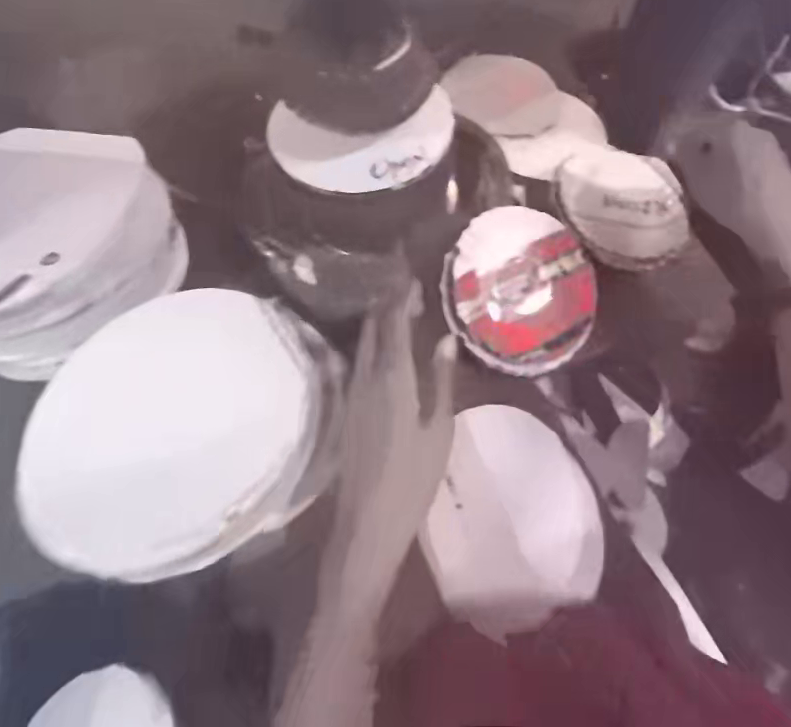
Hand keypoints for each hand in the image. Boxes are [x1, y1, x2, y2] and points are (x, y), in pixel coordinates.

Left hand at [327, 282, 457, 605]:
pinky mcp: (347, 404)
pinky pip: (358, 357)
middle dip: (388, 299)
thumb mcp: (439, 428)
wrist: (367, 520)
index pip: (393, 320)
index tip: (410, 270)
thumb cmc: (414, 477)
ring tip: (401, 306)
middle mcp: (366, 374)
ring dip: (378, 318)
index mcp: (393, 376)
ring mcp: (352, 389)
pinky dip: (372, 340)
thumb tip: (444, 339)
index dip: (400, 292)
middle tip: (409, 284)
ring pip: (362, 340)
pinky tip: (385, 343)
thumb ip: (440, 379)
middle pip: (372, 324)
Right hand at [673, 116, 790, 285]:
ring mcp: (772, 148)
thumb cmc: (727, 199)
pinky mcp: (783, 167)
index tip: (672, 165)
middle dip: (703, 152)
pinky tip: (735, 192)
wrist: (775, 230)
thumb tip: (674, 144)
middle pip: (717, 137)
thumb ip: (680, 154)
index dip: (678, 147)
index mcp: (728, 127)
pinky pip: (752, 163)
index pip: (693, 129)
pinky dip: (740, 173)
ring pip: (736, 150)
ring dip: (722, 162)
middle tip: (690, 174)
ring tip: (712, 185)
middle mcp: (753, 129)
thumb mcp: (691, 177)